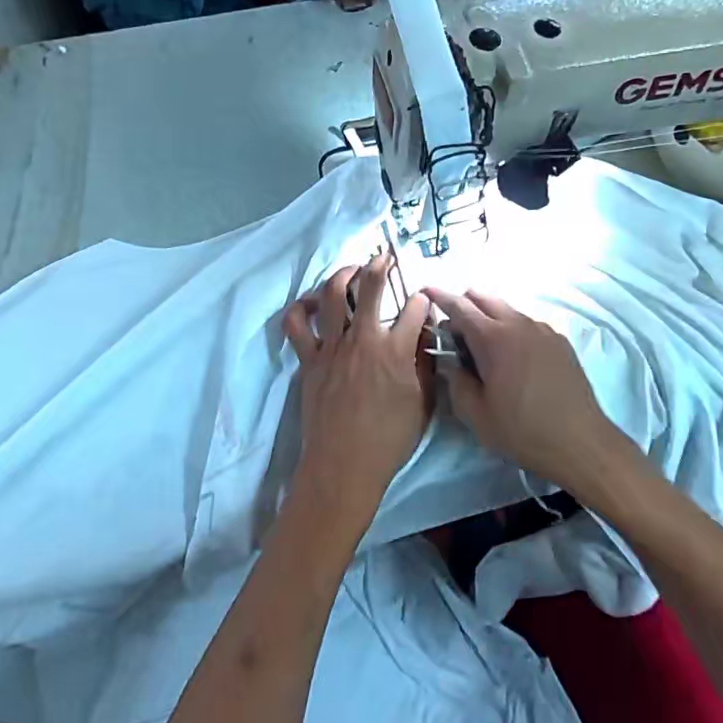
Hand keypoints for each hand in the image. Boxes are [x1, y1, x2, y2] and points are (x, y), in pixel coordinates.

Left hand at [283, 256, 432, 527]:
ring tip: (351, 270)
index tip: (424, 301)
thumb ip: (425, 368)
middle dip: (382, 264)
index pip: (415, 309)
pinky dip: (302, 308)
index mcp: (396, 350)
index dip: (423, 300)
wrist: (343, 466)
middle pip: (372, 286)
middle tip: (386, 257)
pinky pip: (297, 325)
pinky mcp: (309, 360)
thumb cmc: (389, 440)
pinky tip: (312, 303)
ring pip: (333, 294)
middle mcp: (364, 339)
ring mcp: (333, 347)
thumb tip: (425, 343)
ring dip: (343, 274)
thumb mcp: (422, 404)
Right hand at [422, 288, 631, 492]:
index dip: (440, 297)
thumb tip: (450, 361)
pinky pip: (529, 326)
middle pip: (485, 299)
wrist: (579, 442)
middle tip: (454, 328)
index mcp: (493, 338)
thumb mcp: (475, 414)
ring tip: (484, 347)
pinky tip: (514, 358)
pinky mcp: (560, 342)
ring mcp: (543, 330)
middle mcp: (519, 324)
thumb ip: (455, 381)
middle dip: (465, 304)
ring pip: (509, 311)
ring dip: (490, 318)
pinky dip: (513, 331)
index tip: (426, 290)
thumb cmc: (521, 430)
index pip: (460, 306)